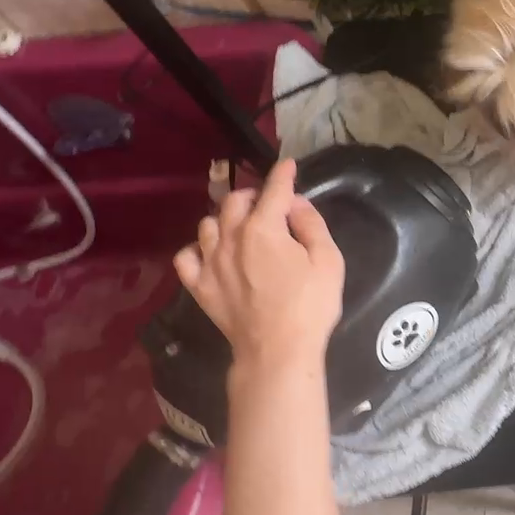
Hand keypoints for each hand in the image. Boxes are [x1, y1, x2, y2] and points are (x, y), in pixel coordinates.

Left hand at [174, 158, 344, 370]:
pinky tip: (212, 253)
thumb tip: (295, 204)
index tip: (288, 165)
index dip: (282, 175)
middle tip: (269, 201)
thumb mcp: (329, 260)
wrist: (277, 349)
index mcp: (264, 228)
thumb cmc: (311, 304)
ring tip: (241, 225)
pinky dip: (198, 248)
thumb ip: (312, 225)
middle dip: (253, 195)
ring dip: (225, 218)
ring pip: (208, 224)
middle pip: (233, 201)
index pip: (273, 190)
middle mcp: (230, 237)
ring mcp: (209, 262)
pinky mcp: (198, 285)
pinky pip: (186, 256)